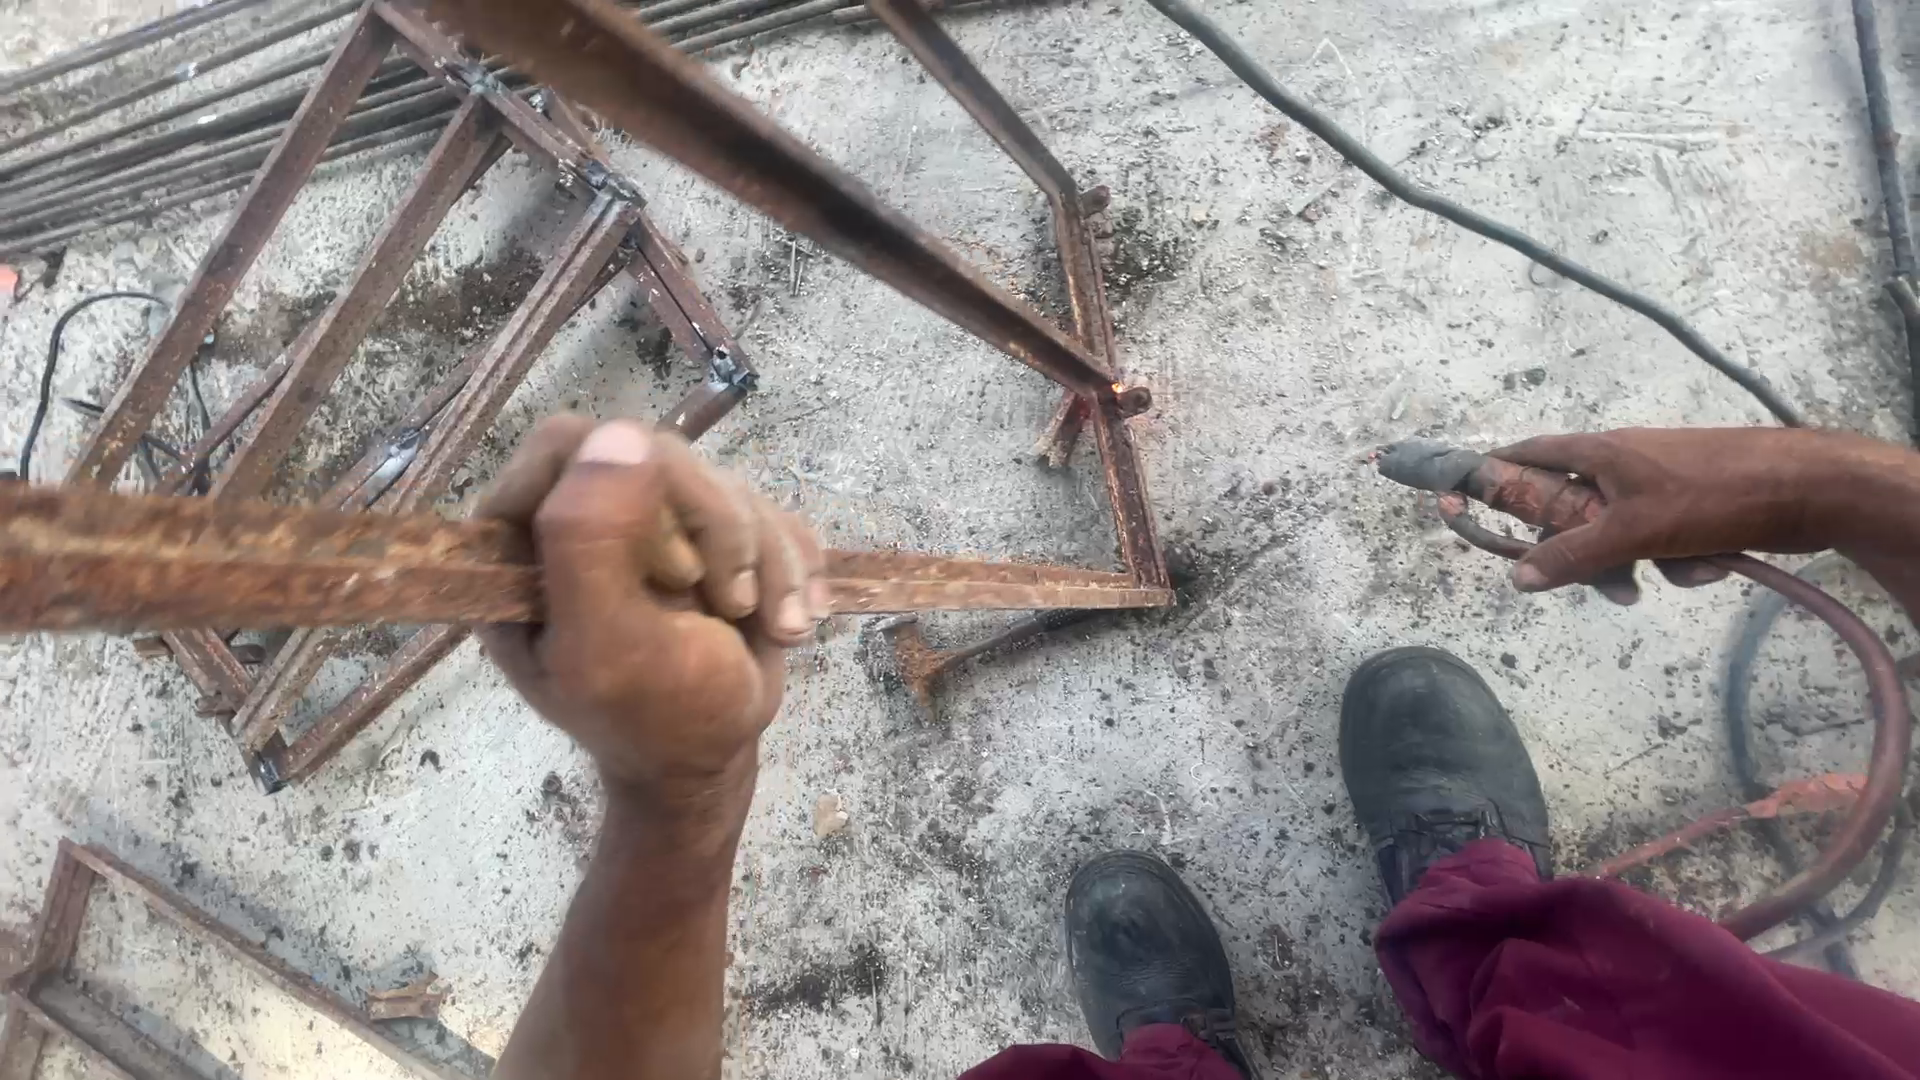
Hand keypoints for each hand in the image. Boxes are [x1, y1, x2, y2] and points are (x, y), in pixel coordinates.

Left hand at [474, 416, 825, 797]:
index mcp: (528, 541)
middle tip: (731, 606)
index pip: (570, 445)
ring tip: (779, 626)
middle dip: (722, 534)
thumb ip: (590, 543)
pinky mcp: (722, 539)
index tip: (672, 573)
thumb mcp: (609, 647)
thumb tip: (620, 434)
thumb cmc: (655, 720)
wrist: (716, 756)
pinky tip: (796, 616)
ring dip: (771, 562)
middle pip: (667, 456)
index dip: (634, 491)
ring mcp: (664, 526)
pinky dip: (799, 565)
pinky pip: (775, 513)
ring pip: (731, 486)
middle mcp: (593, 520)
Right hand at [1489, 427, 1885, 597]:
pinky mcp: (1692, 501)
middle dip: (1574, 548)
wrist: (1829, 489)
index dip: (1494, 472)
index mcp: (1598, 453)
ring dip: (1628, 562)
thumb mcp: (1633, 531)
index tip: (1467, 496)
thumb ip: (1571, 555)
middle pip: (1568, 508)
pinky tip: (1703, 568)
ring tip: (1654, 584)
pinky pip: (1656, 534)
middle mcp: (1621, 462)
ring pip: (1613, 528)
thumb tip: (1516, 579)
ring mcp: (1657, 481)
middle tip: (1584, 578)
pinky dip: (1670, 557)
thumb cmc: (1717, 495)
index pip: (1527, 454)